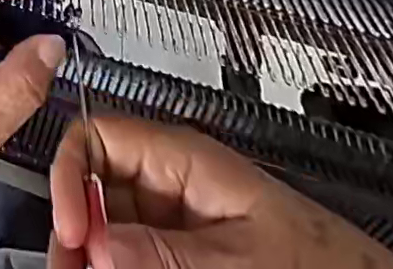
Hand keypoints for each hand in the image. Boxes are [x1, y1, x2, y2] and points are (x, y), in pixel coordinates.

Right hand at [49, 114, 392, 268]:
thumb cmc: (323, 268)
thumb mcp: (246, 264)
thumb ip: (168, 255)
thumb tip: (95, 244)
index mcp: (180, 161)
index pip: (98, 137)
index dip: (71, 173)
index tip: (68, 233)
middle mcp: (167, 186)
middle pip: (92, 192)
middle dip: (74, 235)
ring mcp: (172, 226)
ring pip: (106, 233)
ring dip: (92, 260)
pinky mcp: (178, 257)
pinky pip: (133, 258)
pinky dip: (114, 268)